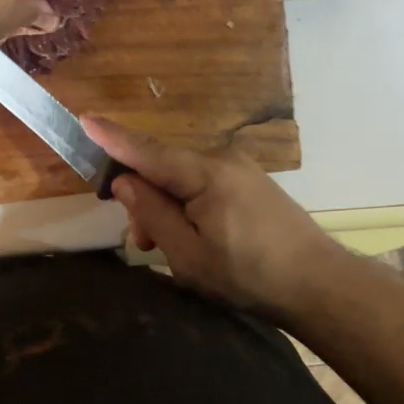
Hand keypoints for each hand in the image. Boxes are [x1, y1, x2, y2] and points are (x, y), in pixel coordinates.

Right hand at [82, 116, 352, 317]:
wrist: (320, 285)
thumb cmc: (249, 275)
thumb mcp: (189, 254)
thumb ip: (152, 213)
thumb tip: (124, 180)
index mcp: (205, 174)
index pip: (147, 150)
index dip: (113, 138)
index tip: (84, 118)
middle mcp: (222, 160)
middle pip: (163, 168)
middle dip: (143, 200)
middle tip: (142, 245)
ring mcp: (241, 170)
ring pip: (183, 180)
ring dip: (166, 209)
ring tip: (170, 252)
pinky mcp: (252, 185)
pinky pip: (204, 186)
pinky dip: (187, 208)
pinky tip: (194, 240)